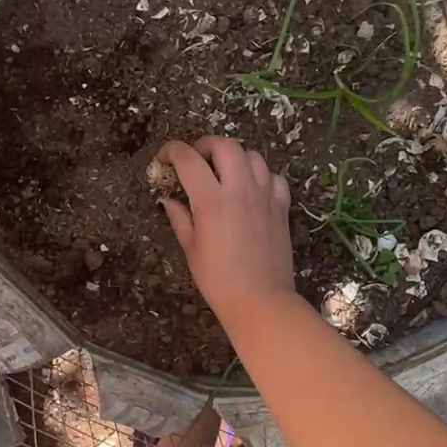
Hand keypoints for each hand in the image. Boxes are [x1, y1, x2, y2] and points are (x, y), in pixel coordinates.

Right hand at [156, 137, 293, 322]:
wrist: (261, 301)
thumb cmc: (218, 279)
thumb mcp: (191, 248)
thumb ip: (179, 217)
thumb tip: (167, 199)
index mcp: (211, 200)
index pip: (188, 159)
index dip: (172, 151)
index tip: (165, 158)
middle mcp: (240, 189)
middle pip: (226, 145)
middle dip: (206, 145)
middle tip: (197, 159)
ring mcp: (265, 196)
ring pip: (253, 156)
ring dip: (235, 158)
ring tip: (225, 173)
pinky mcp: (282, 207)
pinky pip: (274, 176)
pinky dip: (261, 175)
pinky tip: (252, 189)